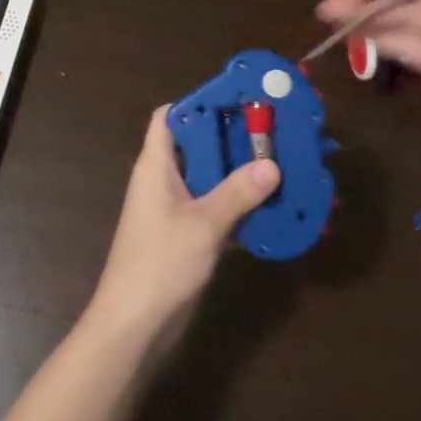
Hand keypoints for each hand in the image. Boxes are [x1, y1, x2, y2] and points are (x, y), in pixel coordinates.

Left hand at [86, 107, 280, 342]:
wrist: (134, 323)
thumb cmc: (160, 263)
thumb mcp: (203, 224)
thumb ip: (238, 193)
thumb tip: (272, 165)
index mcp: (156, 166)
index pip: (169, 117)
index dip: (198, 103)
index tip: (238, 97)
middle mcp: (164, 181)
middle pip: (199, 146)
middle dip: (234, 139)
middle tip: (275, 131)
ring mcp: (176, 209)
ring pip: (212, 179)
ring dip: (243, 174)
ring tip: (285, 164)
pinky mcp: (188, 236)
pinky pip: (218, 209)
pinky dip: (242, 206)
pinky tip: (276, 206)